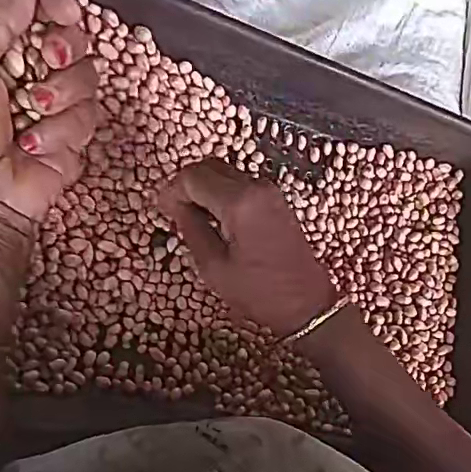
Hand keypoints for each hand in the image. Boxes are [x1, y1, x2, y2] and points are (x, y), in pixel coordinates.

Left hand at [0, 0, 99, 245]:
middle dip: (63, 48)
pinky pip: (90, 118)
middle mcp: (29, 71)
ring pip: (87, 79)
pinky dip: (61, 130)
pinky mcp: (74, 137)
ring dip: (60, 94)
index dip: (53, 3)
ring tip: (31, 111)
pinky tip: (34, 143)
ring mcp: (55, 105)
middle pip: (73, 38)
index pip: (37, 7)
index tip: (58, 8)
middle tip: (45, 60)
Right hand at [156, 160, 337, 335]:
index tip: (163, 210)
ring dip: (205, 189)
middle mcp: (257, 187)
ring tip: (194, 220)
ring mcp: (271, 192)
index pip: (193, 177)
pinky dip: (223, 195)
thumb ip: (191, 229)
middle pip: (209, 167)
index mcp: (240, 202)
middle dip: (187, 186)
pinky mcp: (278, 202)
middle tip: (175, 213)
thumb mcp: (215, 267)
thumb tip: (176, 206)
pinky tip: (217, 221)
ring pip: (225, 174)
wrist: (307, 304)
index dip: (172, 191)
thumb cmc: (260, 293)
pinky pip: (241, 185)